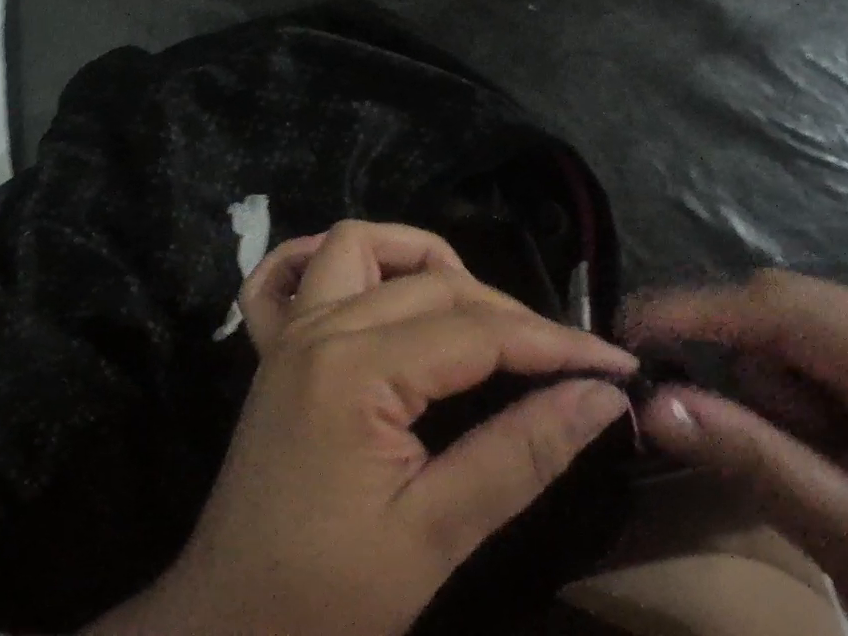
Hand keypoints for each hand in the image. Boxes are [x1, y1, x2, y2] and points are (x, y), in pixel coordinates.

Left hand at [86, 221, 638, 635]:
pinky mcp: (273, 351)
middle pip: (431, 285)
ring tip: (477, 314)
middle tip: (562, 365)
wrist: (230, 619)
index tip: (617, 364)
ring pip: (359, 249)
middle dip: (507, 314)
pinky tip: (370, 287)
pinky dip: (330, 263)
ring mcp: (288, 334)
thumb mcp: (437, 533)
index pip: (478, 332)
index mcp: (356, 370)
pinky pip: (287, 276)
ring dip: (422, 263)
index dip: (554, 343)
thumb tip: (600, 396)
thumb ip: (520, 453)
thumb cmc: (329, 591)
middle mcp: (318, 329)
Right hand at [625, 270, 847, 635]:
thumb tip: (652, 404)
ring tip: (812, 457)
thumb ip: (754, 465)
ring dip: (773, 381)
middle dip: (744, 358)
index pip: (789, 311)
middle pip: (789, 302)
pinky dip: (795, 385)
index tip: (627, 329)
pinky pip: (819, 343)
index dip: (700, 310)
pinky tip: (826, 441)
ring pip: (796, 319)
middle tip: (744, 434)